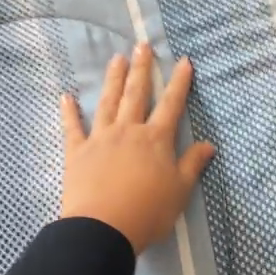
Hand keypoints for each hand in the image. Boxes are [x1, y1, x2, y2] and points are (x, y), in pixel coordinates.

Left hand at [59, 44, 215, 254]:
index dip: (179, 82)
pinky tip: (66, 97)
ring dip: (113, 79)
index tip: (183, 61)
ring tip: (116, 59)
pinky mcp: (77, 152)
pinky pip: (72, 127)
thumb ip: (193, 164)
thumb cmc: (147, 212)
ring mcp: (100, 138)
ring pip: (108, 102)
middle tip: (142, 45)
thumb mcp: (180, 191)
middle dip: (141, 69)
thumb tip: (209, 144)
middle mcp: (128, 131)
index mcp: (156, 140)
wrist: (103, 228)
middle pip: (136, 94)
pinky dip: (69, 111)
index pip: (171, 105)